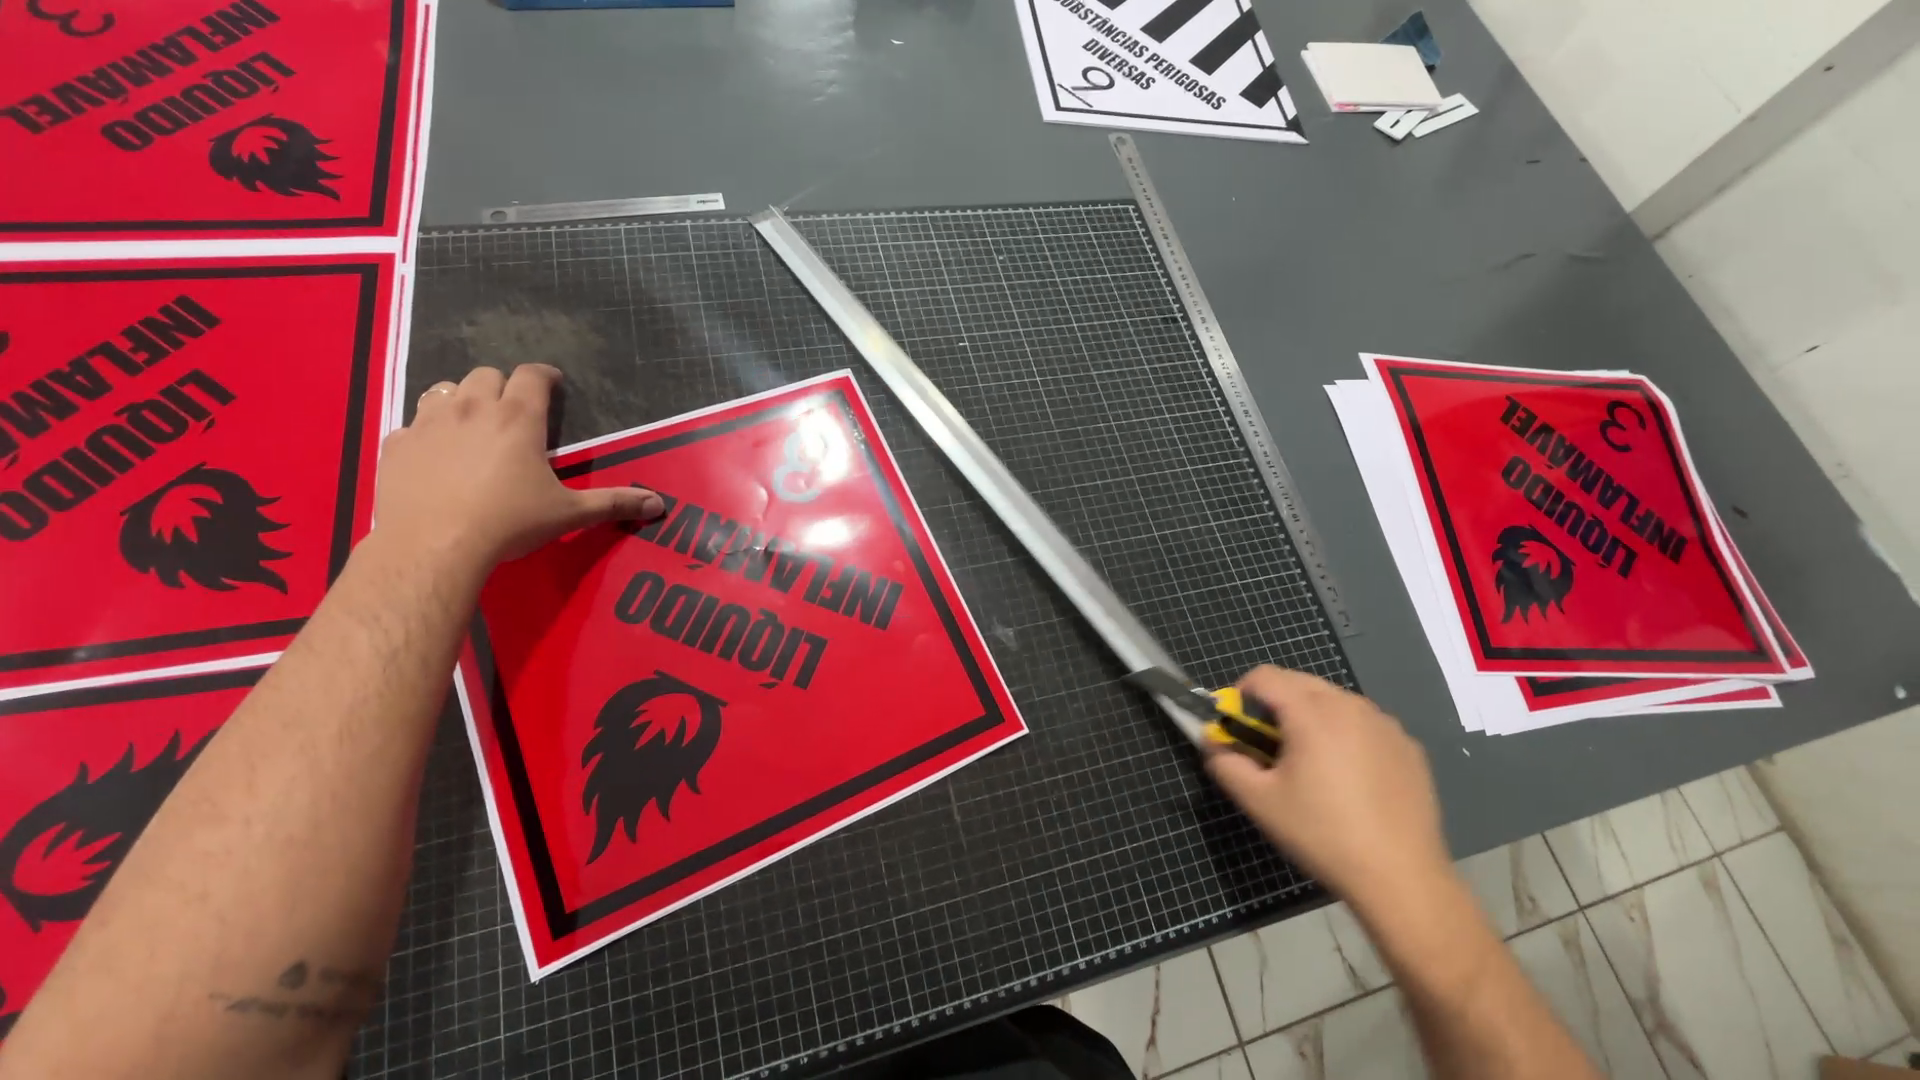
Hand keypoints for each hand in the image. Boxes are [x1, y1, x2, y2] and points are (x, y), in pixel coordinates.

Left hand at [371, 365, 665, 574]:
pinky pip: (411, 425)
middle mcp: (472, 408)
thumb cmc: (510, 523)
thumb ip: (613, 503)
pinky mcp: (396, 445)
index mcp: (518, 418)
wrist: (433, 546)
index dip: (545, 376)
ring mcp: (428, 423)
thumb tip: (658, 504)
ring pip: (444, 389)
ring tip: (470, 425)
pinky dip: (425, 433)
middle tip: (513, 412)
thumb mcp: (569, 513)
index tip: (552, 384)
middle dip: (502, 386)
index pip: (532, 375)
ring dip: (460, 399)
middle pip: (486, 375)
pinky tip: (434, 456)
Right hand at [1207, 666, 1451, 915]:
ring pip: (1334, 702)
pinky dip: (1346, 736)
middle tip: (1268, 748)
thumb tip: (1212, 741)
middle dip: (1275, 705)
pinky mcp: (1408, 746)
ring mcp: (1385, 724)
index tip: (1237, 727)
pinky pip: (1364, 725)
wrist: (1400, 876)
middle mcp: (1351, 706)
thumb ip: (1224, 762)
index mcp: (1312, 712)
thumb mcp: (1259, 801)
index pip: (1265, 676)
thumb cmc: (1321, 834)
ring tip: (1309, 765)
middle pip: (1299, 683)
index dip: (1240, 695)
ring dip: (1311, 718)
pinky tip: (1349, 780)